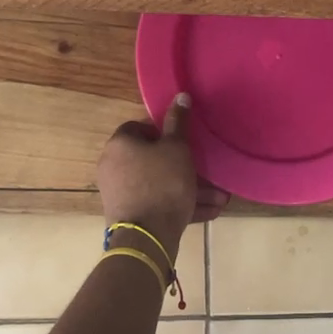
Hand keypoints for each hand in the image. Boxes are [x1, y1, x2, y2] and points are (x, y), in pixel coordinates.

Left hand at [97, 93, 227, 257]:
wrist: (146, 238)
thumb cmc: (162, 183)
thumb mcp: (177, 149)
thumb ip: (179, 122)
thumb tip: (181, 95)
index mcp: (119, 145)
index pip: (139, 127)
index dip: (162, 131)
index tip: (183, 140)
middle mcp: (113, 167)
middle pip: (152, 159)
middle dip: (183, 165)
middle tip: (206, 170)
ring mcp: (120, 195)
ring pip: (159, 184)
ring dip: (188, 188)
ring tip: (219, 197)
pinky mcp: (130, 218)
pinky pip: (158, 204)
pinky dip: (180, 205)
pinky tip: (210, 211)